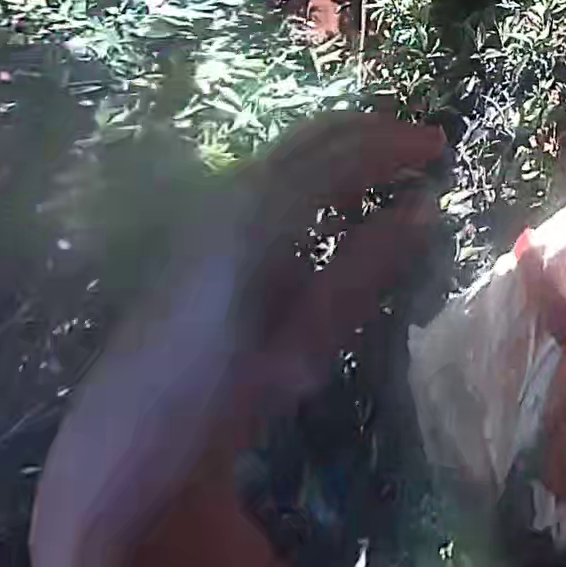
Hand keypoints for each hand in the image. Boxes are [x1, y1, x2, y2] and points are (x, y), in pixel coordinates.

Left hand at [30, 115, 445, 566]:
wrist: (126, 436)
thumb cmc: (224, 391)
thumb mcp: (308, 339)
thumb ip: (368, 266)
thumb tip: (424, 207)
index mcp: (261, 214)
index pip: (344, 155)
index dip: (395, 143)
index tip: (439, 144)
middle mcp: (236, 191)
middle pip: (317, 135)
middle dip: (374, 130)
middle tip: (423, 143)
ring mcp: (217, 203)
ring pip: (295, 150)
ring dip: (348, 147)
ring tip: (393, 166)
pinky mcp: (210, 222)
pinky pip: (278, 173)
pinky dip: (320, 170)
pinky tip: (340, 203)